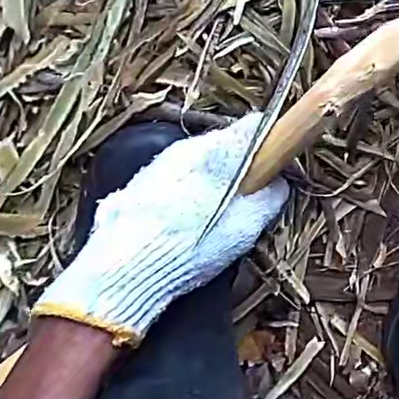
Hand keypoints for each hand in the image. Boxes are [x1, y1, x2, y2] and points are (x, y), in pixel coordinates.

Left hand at [32, 113, 288, 343]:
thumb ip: (269, 198)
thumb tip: (278, 183)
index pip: (255, 126)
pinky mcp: (136, 182)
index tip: (275, 166)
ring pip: (197, 161)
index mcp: (216, 151)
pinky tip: (181, 223)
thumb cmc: (190, 248)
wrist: (121, 272)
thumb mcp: (245, 228)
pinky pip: (173, 178)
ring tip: (212, 216)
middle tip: (247, 199)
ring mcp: (157, 163)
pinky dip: (185, 192)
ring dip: (211, 179)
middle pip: (225, 143)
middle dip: (240, 165)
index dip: (271, 143)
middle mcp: (185, 147)